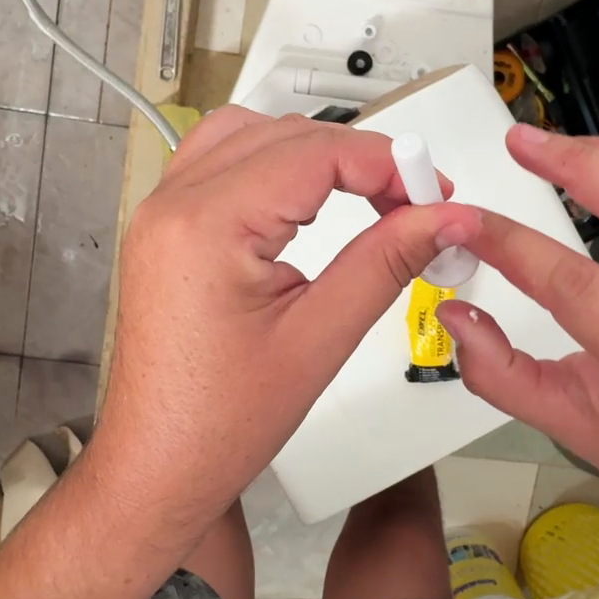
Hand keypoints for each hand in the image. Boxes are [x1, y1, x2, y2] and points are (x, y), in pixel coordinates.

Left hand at [90, 108, 481, 539]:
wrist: (158, 464)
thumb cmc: (217, 422)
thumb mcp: (319, 339)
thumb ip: (386, 263)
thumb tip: (440, 219)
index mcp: (205, 226)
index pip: (314, 152)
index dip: (386, 161)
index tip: (432, 190)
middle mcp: (173, 205)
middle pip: (287, 135)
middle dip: (359, 158)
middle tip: (413, 200)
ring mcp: (162, 212)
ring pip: (252, 134)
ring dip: (315, 152)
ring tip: (366, 193)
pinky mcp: (166, 226)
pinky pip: (222, 160)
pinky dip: (274, 165)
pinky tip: (306, 197)